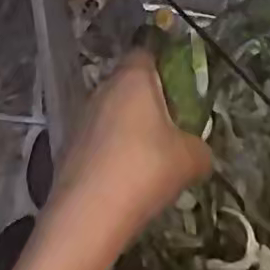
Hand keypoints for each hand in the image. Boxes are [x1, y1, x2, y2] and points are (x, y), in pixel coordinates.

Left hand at [52, 49, 212, 234]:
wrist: (87, 215)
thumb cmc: (144, 170)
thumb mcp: (189, 161)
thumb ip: (201, 150)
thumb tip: (201, 153)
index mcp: (133, 77)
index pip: (145, 54)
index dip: (162, 69)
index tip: (178, 95)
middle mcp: (104, 88)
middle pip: (128, 85)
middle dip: (147, 104)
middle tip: (168, 133)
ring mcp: (82, 116)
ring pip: (111, 113)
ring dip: (127, 131)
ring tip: (147, 164)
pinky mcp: (68, 145)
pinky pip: (96, 140)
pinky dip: (110, 154)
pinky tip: (122, 183)